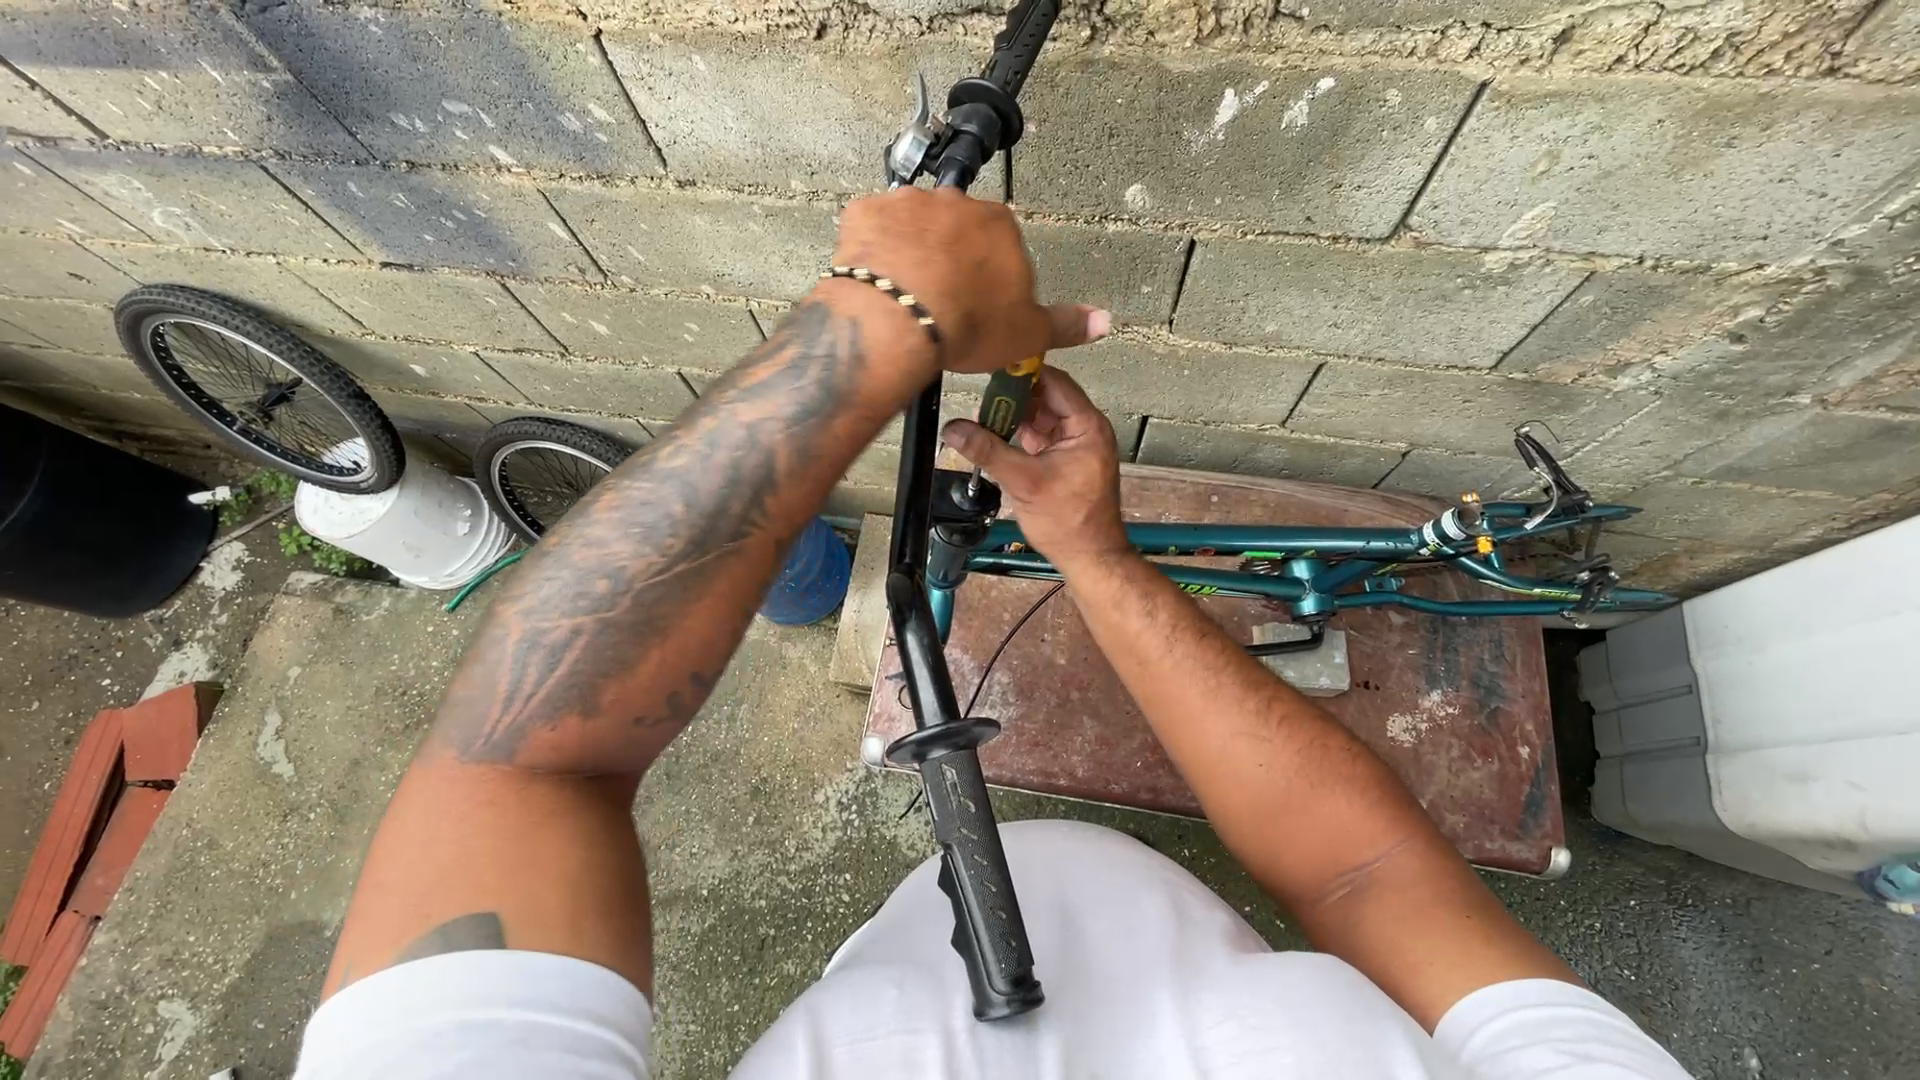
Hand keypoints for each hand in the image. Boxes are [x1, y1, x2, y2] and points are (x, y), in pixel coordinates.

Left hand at [830, 187, 1107, 374]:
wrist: (900, 318)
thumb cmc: (965, 323)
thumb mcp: (1027, 334)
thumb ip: (1064, 324)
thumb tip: (1101, 321)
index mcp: (1000, 227)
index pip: (1002, 246)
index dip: (990, 279)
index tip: (978, 306)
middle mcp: (956, 204)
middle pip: (956, 230)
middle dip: (950, 260)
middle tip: (940, 302)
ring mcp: (908, 204)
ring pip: (912, 227)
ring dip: (910, 253)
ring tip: (905, 295)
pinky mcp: (868, 213)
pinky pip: (872, 228)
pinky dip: (873, 250)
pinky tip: (876, 281)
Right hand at [942, 367, 1128, 565]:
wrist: (1087, 556)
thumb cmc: (1070, 522)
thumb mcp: (1024, 481)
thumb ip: (988, 450)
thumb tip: (954, 429)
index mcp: (1087, 426)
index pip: (1055, 382)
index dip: (1024, 373)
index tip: (994, 369)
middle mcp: (1083, 429)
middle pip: (1044, 397)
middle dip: (1012, 396)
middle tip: (981, 395)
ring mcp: (1072, 445)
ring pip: (1038, 416)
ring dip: (1012, 416)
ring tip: (982, 415)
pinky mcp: (1060, 460)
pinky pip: (1036, 436)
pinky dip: (1016, 434)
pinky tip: (993, 434)